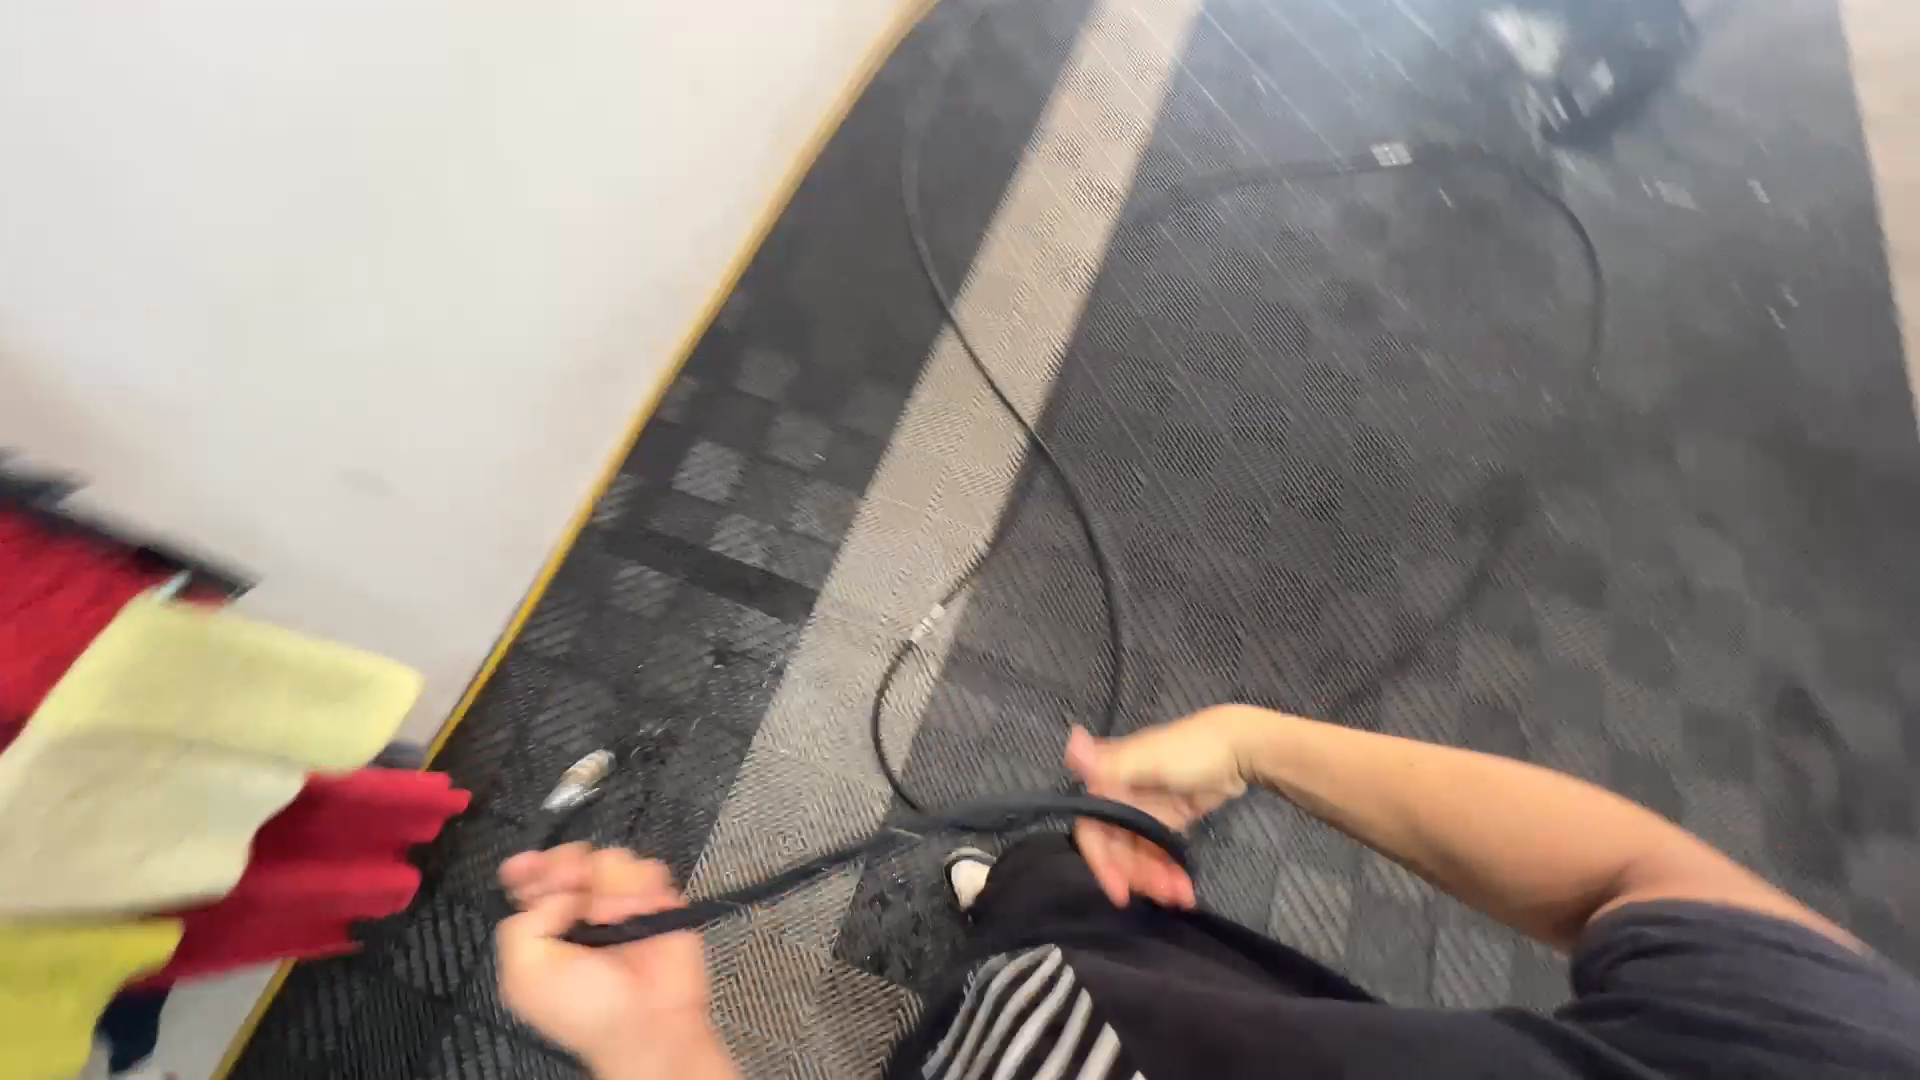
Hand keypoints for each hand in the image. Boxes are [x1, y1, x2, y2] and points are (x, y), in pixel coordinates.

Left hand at [496, 845, 721, 1074]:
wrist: (647, 1020)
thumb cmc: (583, 1006)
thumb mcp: (526, 978)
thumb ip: (523, 927)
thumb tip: (563, 894)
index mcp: (545, 926)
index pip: (533, 880)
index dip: (529, 866)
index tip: (526, 865)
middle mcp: (582, 908)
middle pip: (573, 857)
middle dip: (570, 865)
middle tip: (576, 883)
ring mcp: (622, 901)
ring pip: (612, 857)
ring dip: (611, 882)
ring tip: (613, 916)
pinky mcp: (659, 896)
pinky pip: (650, 868)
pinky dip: (645, 886)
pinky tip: (643, 911)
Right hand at [1065, 707, 1256, 908]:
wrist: (1240, 748)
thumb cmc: (1190, 750)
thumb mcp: (1148, 760)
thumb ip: (1109, 764)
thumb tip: (1072, 741)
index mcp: (1108, 778)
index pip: (1092, 826)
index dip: (1101, 859)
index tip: (1118, 891)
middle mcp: (1120, 795)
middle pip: (1116, 847)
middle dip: (1136, 874)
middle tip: (1162, 895)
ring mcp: (1144, 809)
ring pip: (1138, 853)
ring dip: (1155, 878)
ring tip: (1181, 896)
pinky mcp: (1166, 820)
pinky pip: (1158, 852)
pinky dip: (1168, 872)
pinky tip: (1185, 889)